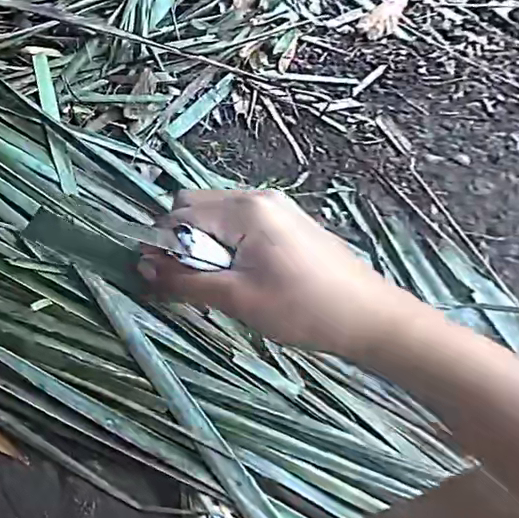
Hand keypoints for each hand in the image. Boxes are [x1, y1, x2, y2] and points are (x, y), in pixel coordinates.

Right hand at [136, 189, 441, 361]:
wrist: (375, 320)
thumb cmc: (304, 310)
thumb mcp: (236, 298)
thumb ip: (184, 280)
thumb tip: (143, 269)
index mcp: (244, 210)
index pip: (179, 215)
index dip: (161, 244)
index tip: (156, 274)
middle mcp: (256, 197)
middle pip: (192, 204)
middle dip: (180, 238)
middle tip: (188, 275)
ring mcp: (274, 205)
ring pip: (213, 211)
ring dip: (201, 240)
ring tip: (216, 276)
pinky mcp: (286, 219)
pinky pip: (236, 219)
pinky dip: (223, 240)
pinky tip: (238, 270)